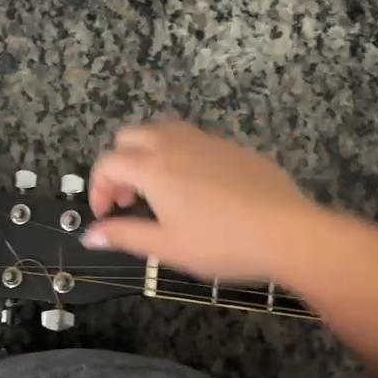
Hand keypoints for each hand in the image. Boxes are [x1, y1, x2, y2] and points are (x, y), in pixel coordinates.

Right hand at [83, 121, 336, 282]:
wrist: (287, 232)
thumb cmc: (221, 243)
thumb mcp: (167, 247)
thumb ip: (124, 236)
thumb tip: (89, 235)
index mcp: (153, 168)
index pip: (108, 162)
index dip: (98, 188)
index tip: (106, 215)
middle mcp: (174, 144)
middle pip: (130, 136)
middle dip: (119, 165)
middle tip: (130, 200)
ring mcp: (206, 141)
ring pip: (162, 130)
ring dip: (148, 153)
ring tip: (158, 188)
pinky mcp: (232, 147)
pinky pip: (194, 139)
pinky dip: (179, 155)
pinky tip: (197, 188)